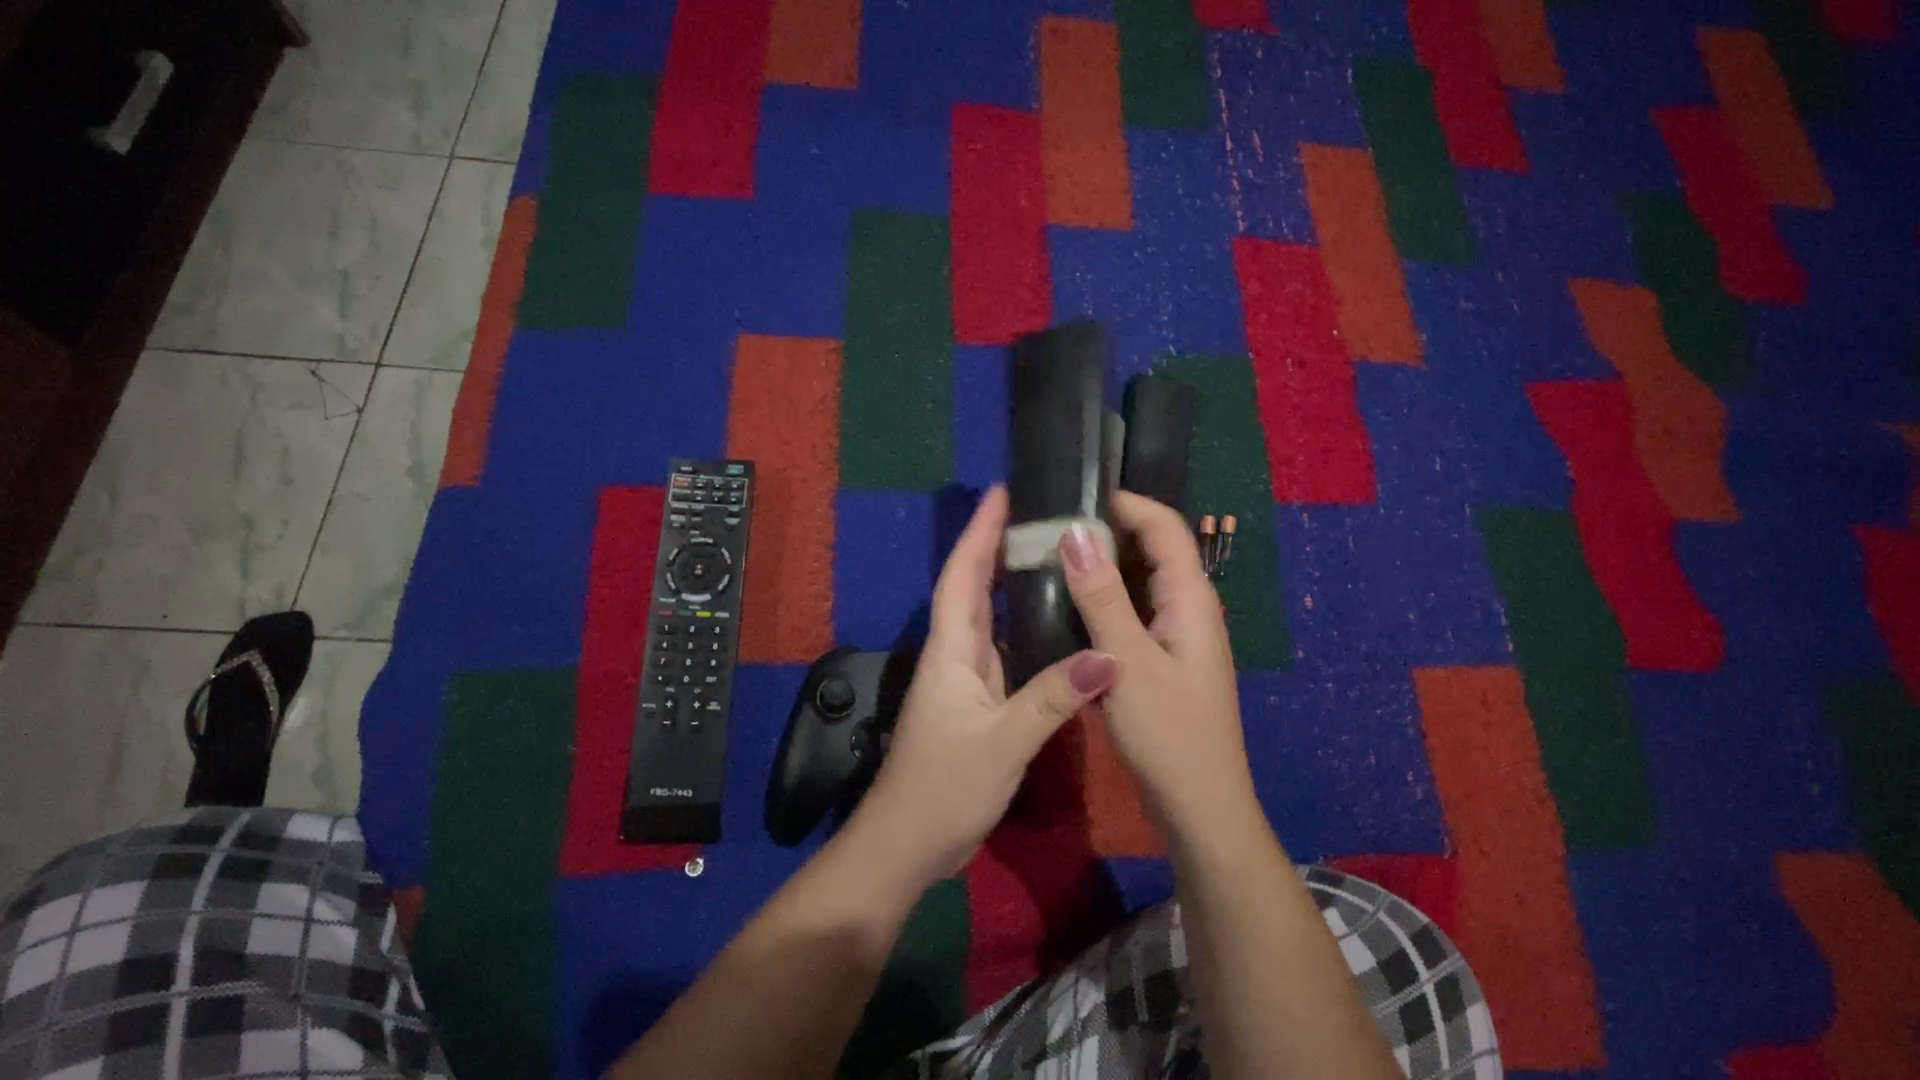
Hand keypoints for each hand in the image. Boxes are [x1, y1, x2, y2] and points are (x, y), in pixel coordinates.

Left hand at [850, 487, 1118, 882]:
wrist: (907, 844)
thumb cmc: (944, 788)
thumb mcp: (1003, 743)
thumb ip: (1051, 700)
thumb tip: (1108, 658)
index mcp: (951, 652)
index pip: (962, 577)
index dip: (979, 533)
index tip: (1001, 493)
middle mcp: (955, 658)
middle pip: (974, 591)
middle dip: (996, 549)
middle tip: (1039, 516)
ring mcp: (965, 685)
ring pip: (989, 622)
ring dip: (1011, 588)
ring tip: (1054, 559)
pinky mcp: (976, 709)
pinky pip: (1003, 655)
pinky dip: (1024, 634)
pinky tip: (1056, 631)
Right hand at [1059, 491, 1258, 836]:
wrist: (1199, 806)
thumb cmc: (1169, 733)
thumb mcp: (1127, 661)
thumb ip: (1101, 597)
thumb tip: (1074, 531)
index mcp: (1191, 600)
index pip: (1165, 527)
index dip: (1126, 503)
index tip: (1074, 495)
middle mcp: (1189, 609)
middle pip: (1153, 551)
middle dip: (1108, 531)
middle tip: (1050, 526)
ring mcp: (1177, 637)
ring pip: (1140, 584)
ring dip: (1102, 568)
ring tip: (1049, 559)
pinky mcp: (1162, 662)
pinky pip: (1133, 615)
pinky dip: (1104, 603)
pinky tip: (1066, 610)